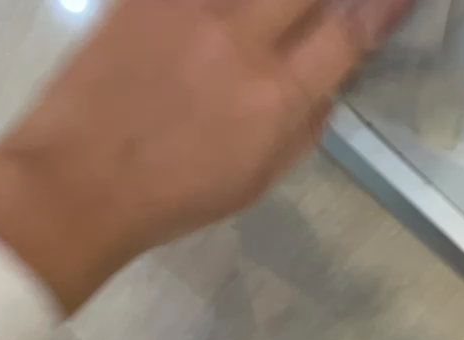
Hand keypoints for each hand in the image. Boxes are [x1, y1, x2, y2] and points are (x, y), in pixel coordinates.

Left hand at [0, 0, 412, 311]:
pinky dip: (220, 4)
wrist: (81, 179)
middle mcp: (242, 39)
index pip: (348, 34)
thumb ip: (301, 129)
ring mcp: (191, 5)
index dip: (382, 7)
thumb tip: (328, 85)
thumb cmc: (176, 196)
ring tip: (271, 16)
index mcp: (275, 99)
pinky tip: (219, 21)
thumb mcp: (257, 182)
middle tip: (335, 3)